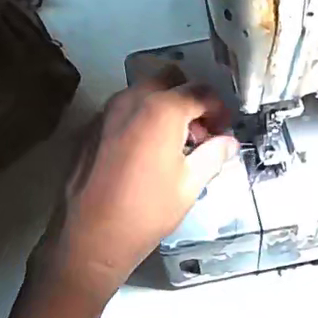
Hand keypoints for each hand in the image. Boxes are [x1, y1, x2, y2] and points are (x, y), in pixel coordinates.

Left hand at [40, 69, 237, 297]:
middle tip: (199, 132)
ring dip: (163, 108)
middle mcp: (130, 100)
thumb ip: (213, 155)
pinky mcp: (89, 130)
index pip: (201, 92)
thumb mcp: (190, 185)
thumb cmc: (147, 211)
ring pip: (142, 94)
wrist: (92, 236)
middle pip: (168, 81)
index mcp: (161, 109)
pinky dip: (140, 121)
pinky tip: (145, 155)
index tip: (224, 129)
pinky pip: (122, 113)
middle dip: (189, 99)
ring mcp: (105, 113)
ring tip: (173, 146)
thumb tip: (228, 142)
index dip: (219, 108)